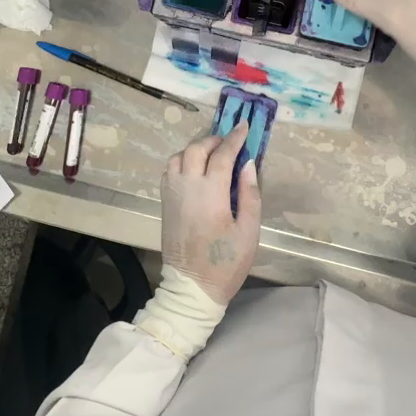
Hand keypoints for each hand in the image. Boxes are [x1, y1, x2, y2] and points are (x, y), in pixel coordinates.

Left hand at [160, 124, 260, 305]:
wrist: (192, 289)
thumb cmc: (226, 263)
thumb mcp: (248, 231)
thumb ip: (250, 194)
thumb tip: (248, 164)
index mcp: (210, 194)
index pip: (222, 155)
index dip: (234, 138)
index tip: (245, 126)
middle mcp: (187, 187)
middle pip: (196, 149)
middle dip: (214, 140)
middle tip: (230, 141)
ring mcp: (172, 194)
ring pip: (178, 157)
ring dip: (195, 149)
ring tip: (212, 154)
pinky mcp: (165, 203)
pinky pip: (169, 171)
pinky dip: (182, 162)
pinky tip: (195, 169)